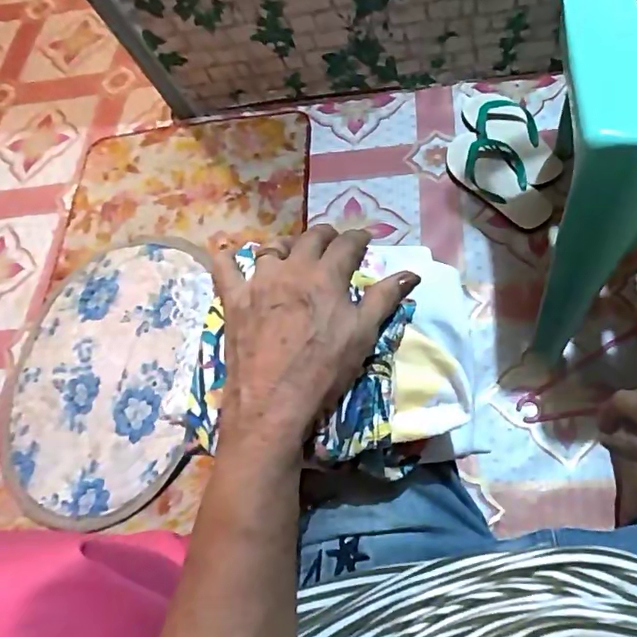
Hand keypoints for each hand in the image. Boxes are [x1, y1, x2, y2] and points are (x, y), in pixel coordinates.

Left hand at [213, 226, 417, 454]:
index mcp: (327, 277)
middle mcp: (292, 270)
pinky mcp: (234, 300)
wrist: (273, 400)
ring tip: (292, 253)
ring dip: (286, 246)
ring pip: (271, 249)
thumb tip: (411, 273)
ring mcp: (259, 282)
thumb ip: (385, 298)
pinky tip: (226, 252)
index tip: (364, 238)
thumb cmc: (324, 370)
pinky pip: (224, 268)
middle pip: (310, 238)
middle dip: (326, 235)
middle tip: (332, 242)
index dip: (358, 237)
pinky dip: (226, 257)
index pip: (347, 244)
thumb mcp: (362, 335)